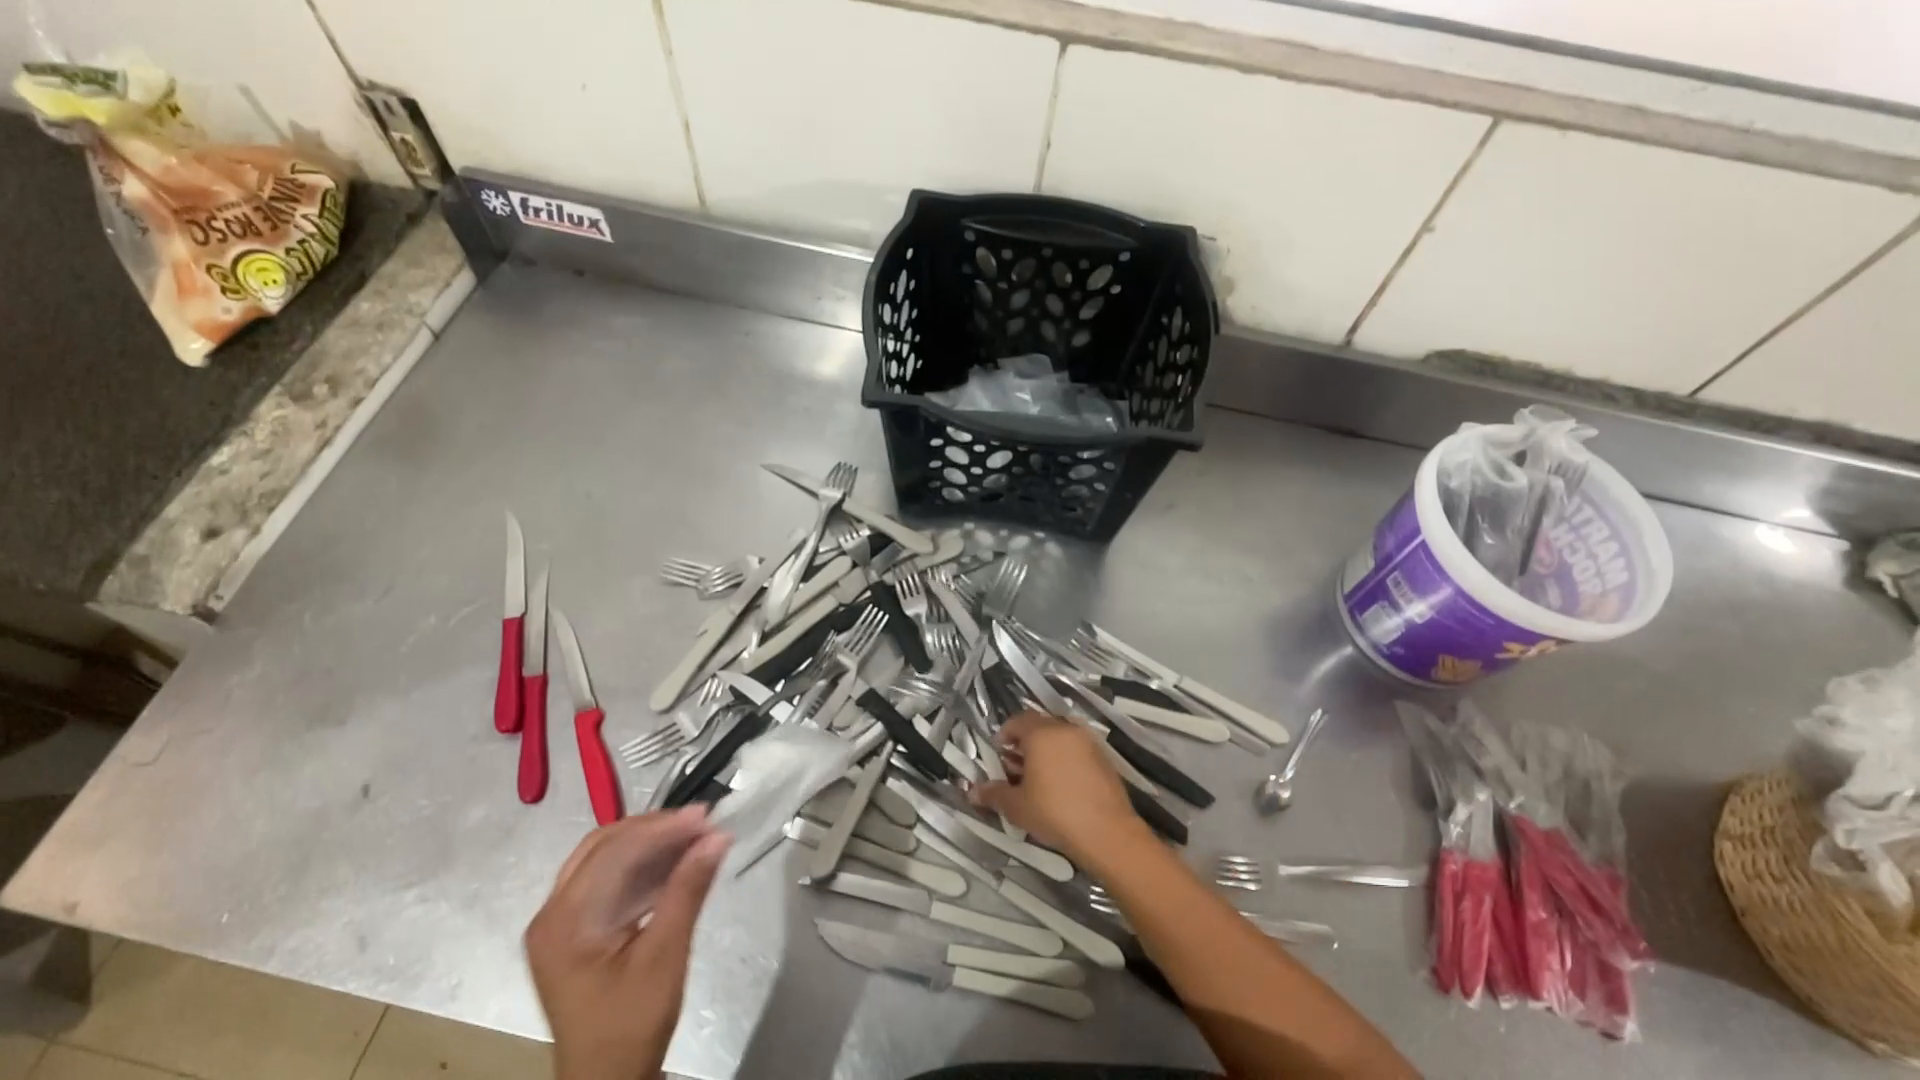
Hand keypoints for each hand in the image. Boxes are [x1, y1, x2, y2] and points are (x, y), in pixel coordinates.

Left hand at [526, 807, 730, 1079]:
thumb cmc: (632, 1023)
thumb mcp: (665, 955)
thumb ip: (688, 890)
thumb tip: (717, 838)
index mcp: (563, 920)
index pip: (613, 851)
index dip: (662, 828)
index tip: (706, 816)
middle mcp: (552, 913)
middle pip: (603, 848)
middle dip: (654, 830)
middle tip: (702, 822)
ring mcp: (560, 923)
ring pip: (604, 862)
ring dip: (650, 846)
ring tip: (696, 837)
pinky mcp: (575, 933)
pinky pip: (606, 884)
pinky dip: (641, 869)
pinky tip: (676, 865)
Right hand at [970, 711, 1143, 862]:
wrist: (1107, 833)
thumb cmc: (1054, 812)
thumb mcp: (1017, 806)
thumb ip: (994, 794)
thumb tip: (973, 792)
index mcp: (1042, 734)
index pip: (1018, 720)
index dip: (1004, 734)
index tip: (997, 753)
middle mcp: (1067, 730)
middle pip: (1040, 727)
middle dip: (1024, 744)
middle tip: (1013, 768)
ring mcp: (1089, 743)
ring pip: (1060, 739)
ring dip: (1045, 752)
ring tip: (1036, 779)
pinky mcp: (1105, 760)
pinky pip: (1077, 751)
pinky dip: (1065, 761)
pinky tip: (1060, 786)